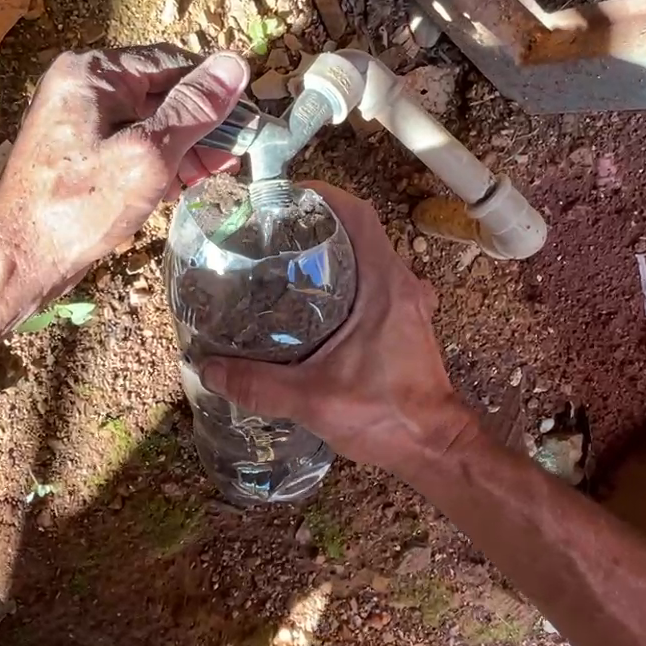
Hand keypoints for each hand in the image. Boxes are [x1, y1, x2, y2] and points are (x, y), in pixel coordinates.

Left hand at [0, 46, 248, 301]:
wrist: (20, 259)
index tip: (249, 118)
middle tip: (238, 153)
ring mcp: (80, 120)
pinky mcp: (81, 151)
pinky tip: (188, 181)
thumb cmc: (81, 205)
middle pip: (162, 93)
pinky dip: (162, 159)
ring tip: (219, 171)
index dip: (215, 89)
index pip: (172, 63)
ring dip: (187, 145)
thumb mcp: (148, 154)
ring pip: (150, 121)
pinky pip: (133, 143)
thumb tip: (236, 64)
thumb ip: (194, 109)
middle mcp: (84, 87)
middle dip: (202, 123)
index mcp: (93, 73)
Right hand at [198, 182, 477, 473]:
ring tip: (289, 258)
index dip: (326, 196)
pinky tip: (318, 299)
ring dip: (336, 249)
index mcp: (386, 284)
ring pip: (370, 256)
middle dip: (320, 222)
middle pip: (362, 230)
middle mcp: (402, 284)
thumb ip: (258, 384)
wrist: (436, 449)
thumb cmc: (386, 415)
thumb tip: (209, 368)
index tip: (288, 196)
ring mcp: (409, 303)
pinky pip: (376, 281)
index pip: (359, 215)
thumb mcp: (313, 399)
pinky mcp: (407, 322)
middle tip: (276, 230)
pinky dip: (348, 276)